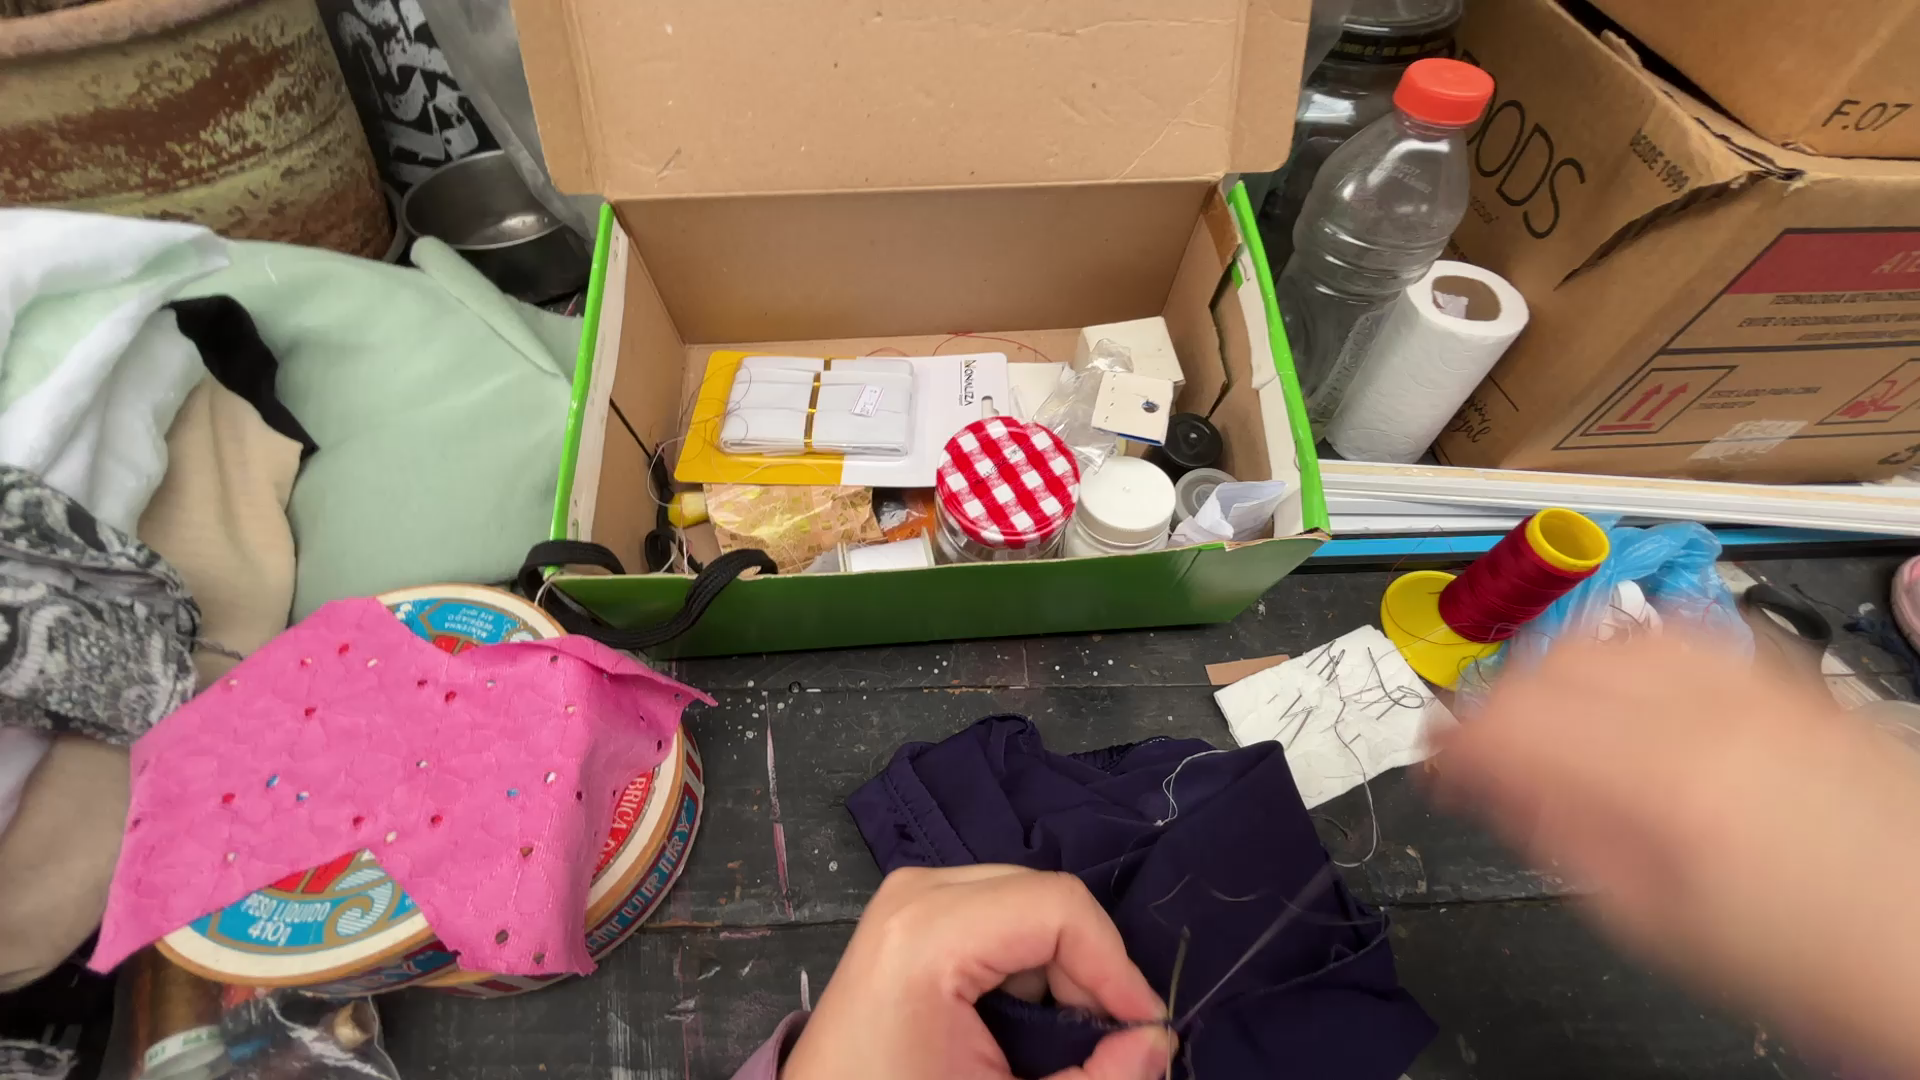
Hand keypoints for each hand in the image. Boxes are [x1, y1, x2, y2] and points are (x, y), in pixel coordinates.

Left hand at [782, 865, 1172, 1079]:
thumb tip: (1156, 1040)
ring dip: (1062, 964)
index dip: (1116, 965)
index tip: (1149, 1029)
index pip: (1056, 907)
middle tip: (1110, 1041)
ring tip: (1068, 1037)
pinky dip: (1029, 956)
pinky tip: (1027, 1013)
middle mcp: (917, 890)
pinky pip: (997, 910)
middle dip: (1090, 968)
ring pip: (1026, 900)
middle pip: (1042, 897)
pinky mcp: (912, 906)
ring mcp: (910, 891)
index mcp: (928, 934)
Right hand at [1430, 633, 1919, 1073]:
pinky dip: (1617, 645)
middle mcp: (1705, 715)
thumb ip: (1548, 831)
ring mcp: (1752, 688)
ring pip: (1598, 633)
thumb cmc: (1808, 958)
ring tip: (1537, 708)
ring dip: (1545, 667)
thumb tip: (1476, 776)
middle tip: (1477, 744)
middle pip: (1541, 667)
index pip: (1503, 724)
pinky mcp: (1787, 680)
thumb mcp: (1646, 918)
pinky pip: (1673, 628)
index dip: (1446, 739)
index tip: (1431, 760)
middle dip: (1487, 702)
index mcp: (1660, 783)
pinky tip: (1609, 678)